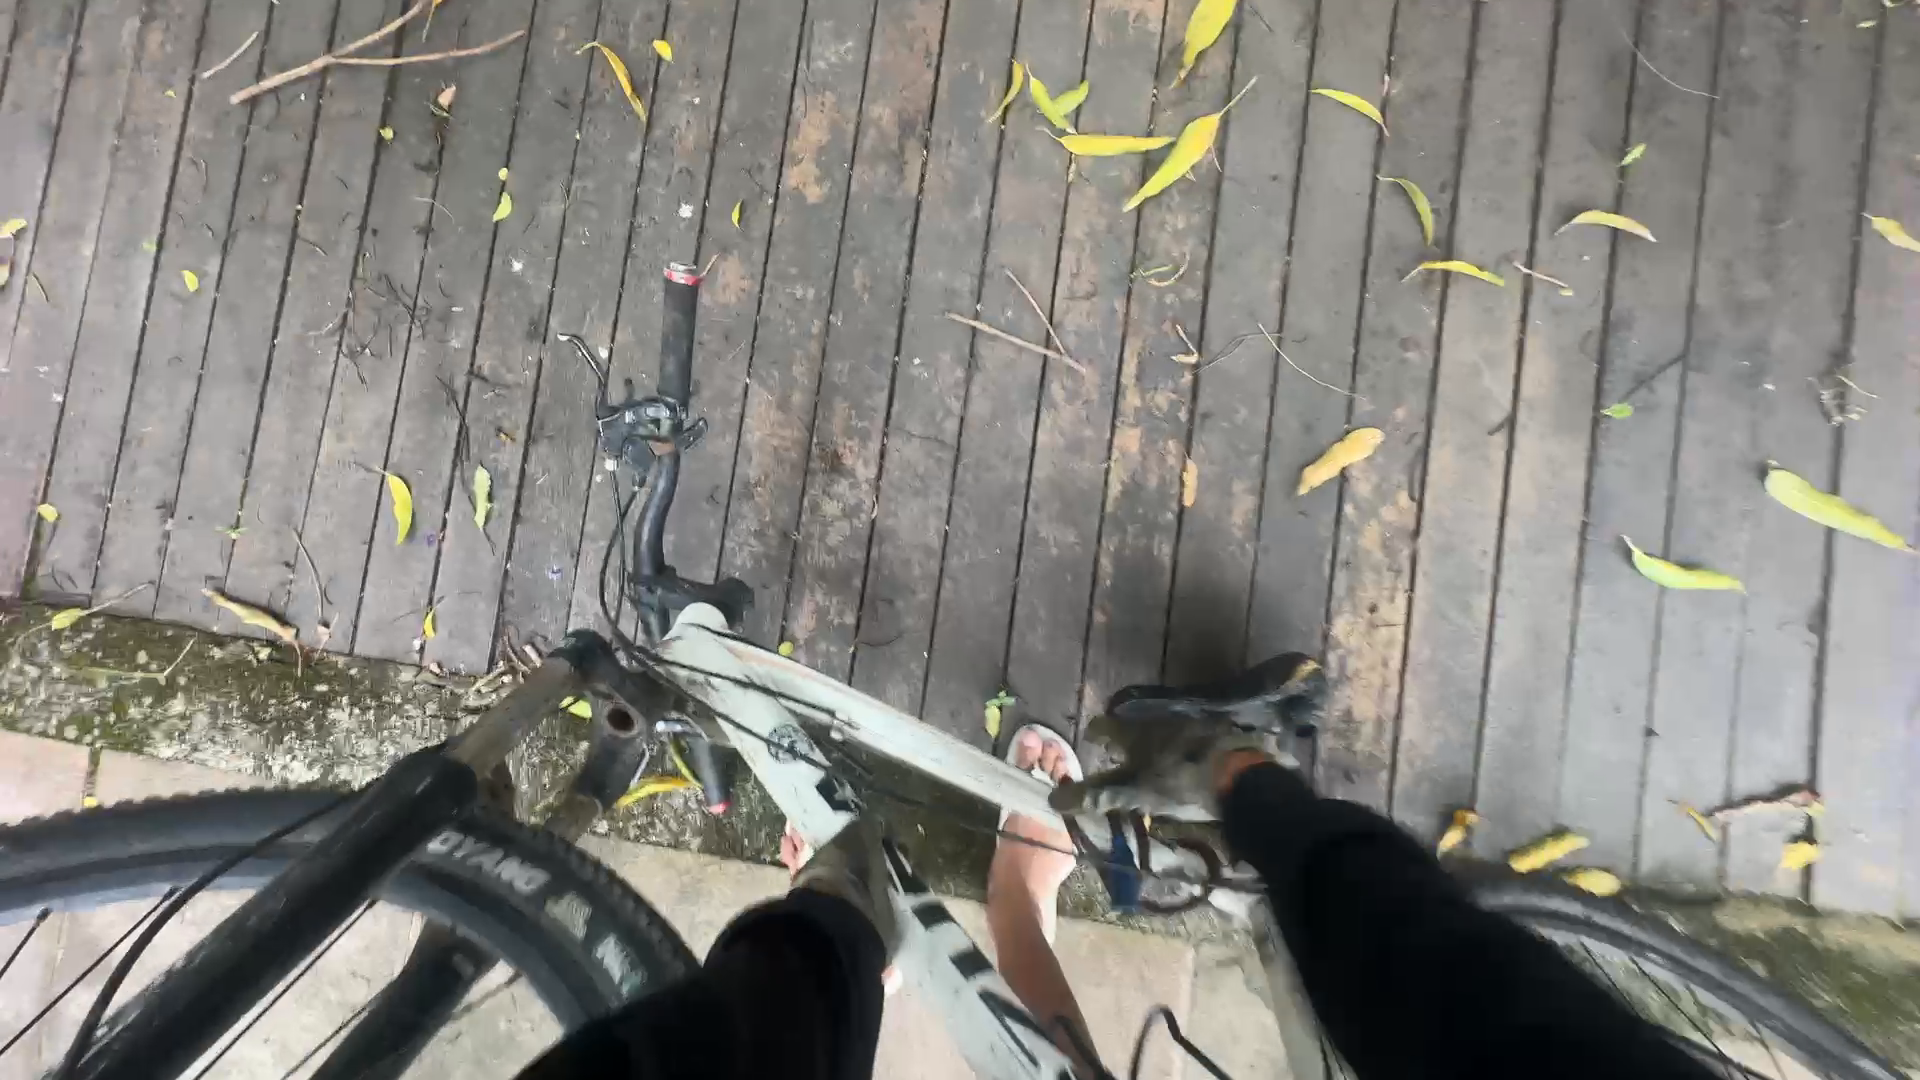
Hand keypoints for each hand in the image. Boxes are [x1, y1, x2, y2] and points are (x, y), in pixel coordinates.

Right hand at [1047, 714, 1283, 821]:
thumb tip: (1053, 800)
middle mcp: (1158, 721)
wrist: (1241, 778)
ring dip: (1154, 741)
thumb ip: (1095, 796)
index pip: (1104, 725)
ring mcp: (1188, 724)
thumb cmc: (1178, 784)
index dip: (1095, 734)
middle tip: (1121, 754)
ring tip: (1153, 759)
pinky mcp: (1215, 733)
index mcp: (1135, 732)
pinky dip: (1183, 747)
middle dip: (1125, 738)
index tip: (1091, 741)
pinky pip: (1191, 736)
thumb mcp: (1133, 794)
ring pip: (1162, 729)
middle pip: (1134, 726)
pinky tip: (1188, 762)